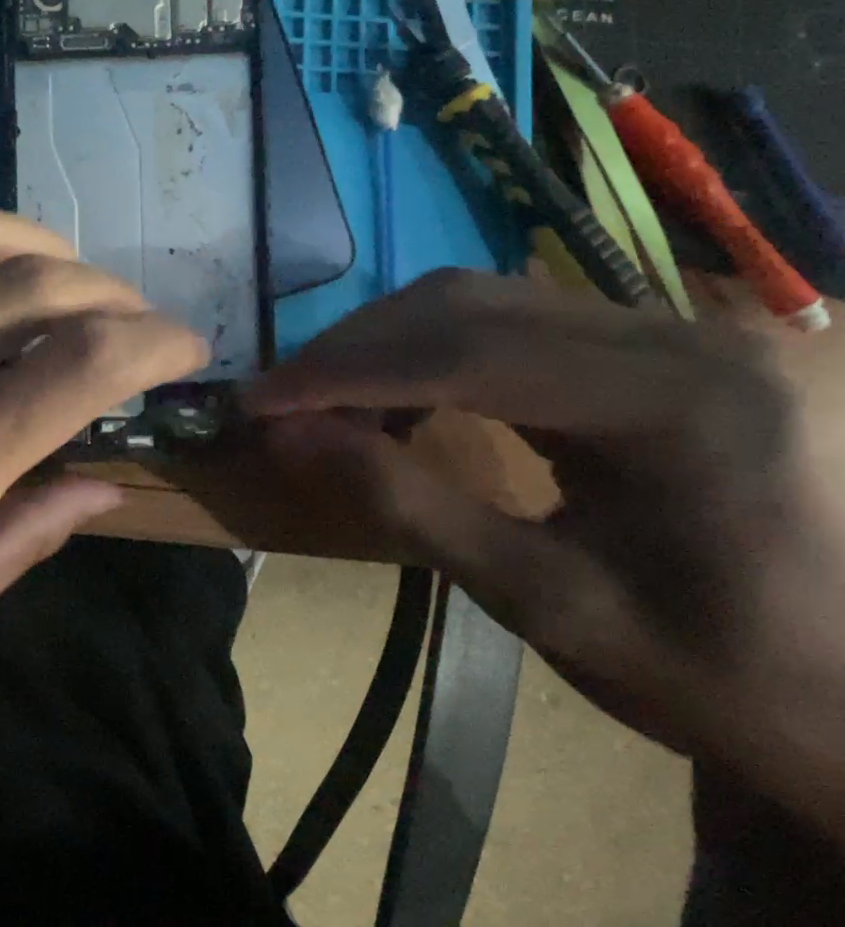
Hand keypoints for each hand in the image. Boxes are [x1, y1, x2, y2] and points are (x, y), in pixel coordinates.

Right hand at [242, 269, 844, 839]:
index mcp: (687, 403)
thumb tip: (286, 436)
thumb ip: (407, 503)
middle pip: (473, 303)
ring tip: (323, 403)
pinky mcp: (679, 348)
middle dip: (352, 349)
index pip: (467, 353)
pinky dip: (436, 353)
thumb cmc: (721, 675)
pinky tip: (402, 397)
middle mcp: (697, 335)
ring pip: (491, 299)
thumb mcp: (546, 601)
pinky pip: (525, 322)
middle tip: (275, 402)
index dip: (340, 372)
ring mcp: (694, 332)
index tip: (253, 403)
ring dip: (387, 344)